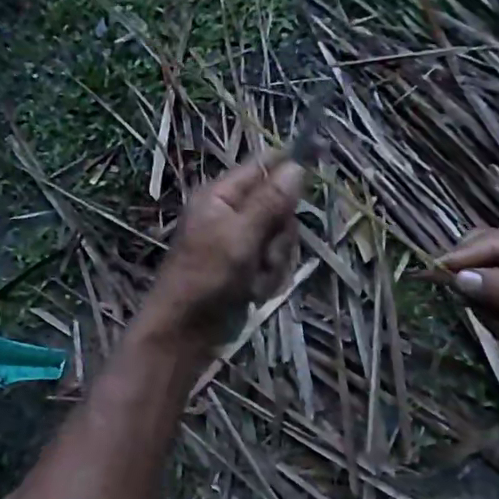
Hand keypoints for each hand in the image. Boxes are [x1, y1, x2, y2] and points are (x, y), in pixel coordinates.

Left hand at [144, 156, 306, 341]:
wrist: (184, 331)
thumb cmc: (206, 278)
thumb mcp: (241, 235)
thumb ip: (270, 202)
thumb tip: (296, 166)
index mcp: (220, 196)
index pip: (262, 167)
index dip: (288, 170)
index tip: (314, 172)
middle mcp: (230, 214)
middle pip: (279, 207)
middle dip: (280, 236)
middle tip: (266, 256)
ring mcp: (238, 242)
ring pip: (280, 240)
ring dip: (274, 263)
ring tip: (254, 282)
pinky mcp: (245, 268)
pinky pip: (273, 264)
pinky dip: (267, 280)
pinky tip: (252, 294)